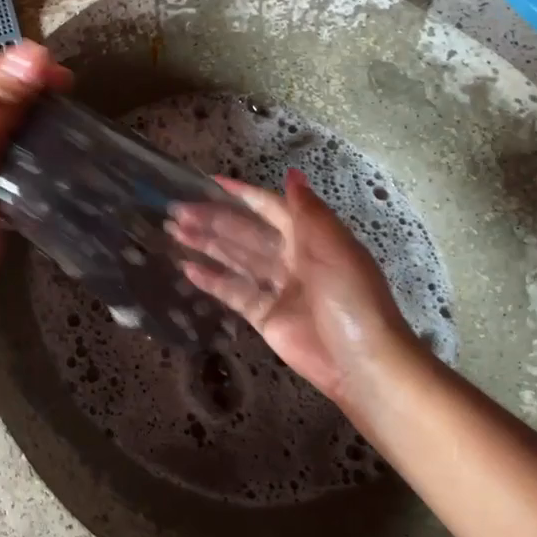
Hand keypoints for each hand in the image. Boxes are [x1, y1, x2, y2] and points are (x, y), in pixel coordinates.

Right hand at [168, 170, 419, 407]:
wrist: (363, 364)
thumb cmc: (351, 299)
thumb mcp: (335, 248)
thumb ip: (307, 211)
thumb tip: (291, 173)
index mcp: (312, 238)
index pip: (270, 208)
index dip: (242, 194)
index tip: (210, 181)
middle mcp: (293, 258)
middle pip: (246, 233)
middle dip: (213, 219)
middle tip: (177, 210)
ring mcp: (278, 289)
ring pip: (236, 259)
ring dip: (206, 244)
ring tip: (174, 231)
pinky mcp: (266, 317)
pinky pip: (234, 292)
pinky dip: (211, 280)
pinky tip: (187, 267)